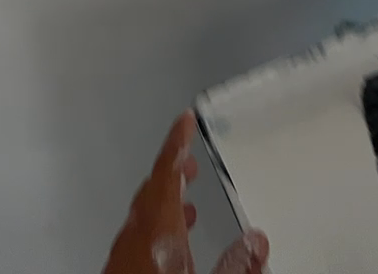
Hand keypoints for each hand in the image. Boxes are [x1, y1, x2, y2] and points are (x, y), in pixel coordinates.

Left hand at [102, 111, 268, 273]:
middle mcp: (135, 237)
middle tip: (191, 157)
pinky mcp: (120, 273)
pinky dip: (158, 226)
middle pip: (152, 190)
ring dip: (166, 200)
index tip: (185, 119)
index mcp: (157, 230)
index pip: (165, 172)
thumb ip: (238, 267)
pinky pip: (139, 237)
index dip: (176, 142)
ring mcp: (123, 257)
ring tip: (189, 200)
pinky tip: (175, 244)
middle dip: (172, 169)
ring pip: (144, 214)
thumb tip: (257, 239)